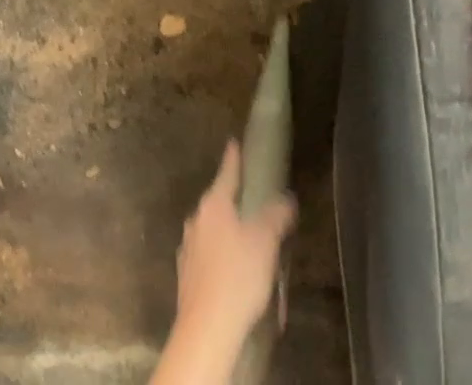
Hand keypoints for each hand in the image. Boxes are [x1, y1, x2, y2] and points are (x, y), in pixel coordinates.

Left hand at [173, 142, 295, 341]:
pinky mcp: (187, 275)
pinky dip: (223, 258)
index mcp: (214, 206)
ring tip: (253, 246)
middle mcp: (196, 221)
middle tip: (257, 205)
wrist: (207, 328)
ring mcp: (188, 248)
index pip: (227, 173)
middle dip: (237, 203)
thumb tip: (284, 200)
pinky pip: (209, 256)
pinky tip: (238, 275)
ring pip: (214, 231)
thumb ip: (276, 216)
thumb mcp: (266, 241)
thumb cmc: (238, 276)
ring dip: (231, 233)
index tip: (234, 142)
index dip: (234, 158)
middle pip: (219, 203)